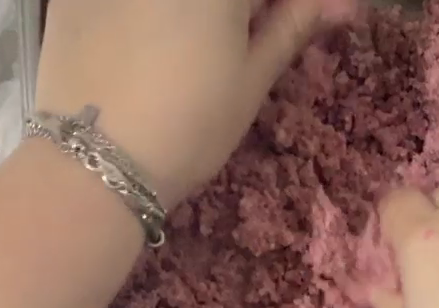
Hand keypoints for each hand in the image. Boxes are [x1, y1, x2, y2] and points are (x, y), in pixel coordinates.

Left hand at [34, 0, 347, 208]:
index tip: (302, 22)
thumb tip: (341, 3)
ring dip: (196, 20)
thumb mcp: (249, 81)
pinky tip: (146, 50)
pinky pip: (126, 3)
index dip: (289, 7)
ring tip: (191, 59)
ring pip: (175, 2)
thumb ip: (292, 26)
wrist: (97, 160)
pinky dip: (146, 19)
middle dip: (243, 13)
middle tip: (246, 40)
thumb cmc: (190, 126)